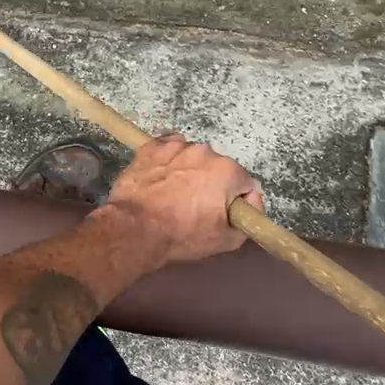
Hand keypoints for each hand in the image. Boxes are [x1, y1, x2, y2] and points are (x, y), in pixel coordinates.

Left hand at [99, 135, 263, 262]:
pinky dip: (169, 160)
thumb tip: (248, 204)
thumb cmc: (184, 234)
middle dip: (214, 184)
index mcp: (227, 171)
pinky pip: (168, 148)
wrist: (136, 226)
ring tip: (176, 192)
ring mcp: (175, 146)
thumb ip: (248, 219)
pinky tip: (163, 176)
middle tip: (200, 205)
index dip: (240, 200)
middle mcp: (204, 151)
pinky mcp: (150, 147)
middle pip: (218, 168)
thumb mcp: (228, 239)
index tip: (228, 213)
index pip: (246, 183)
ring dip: (191, 170)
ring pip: (192, 157)